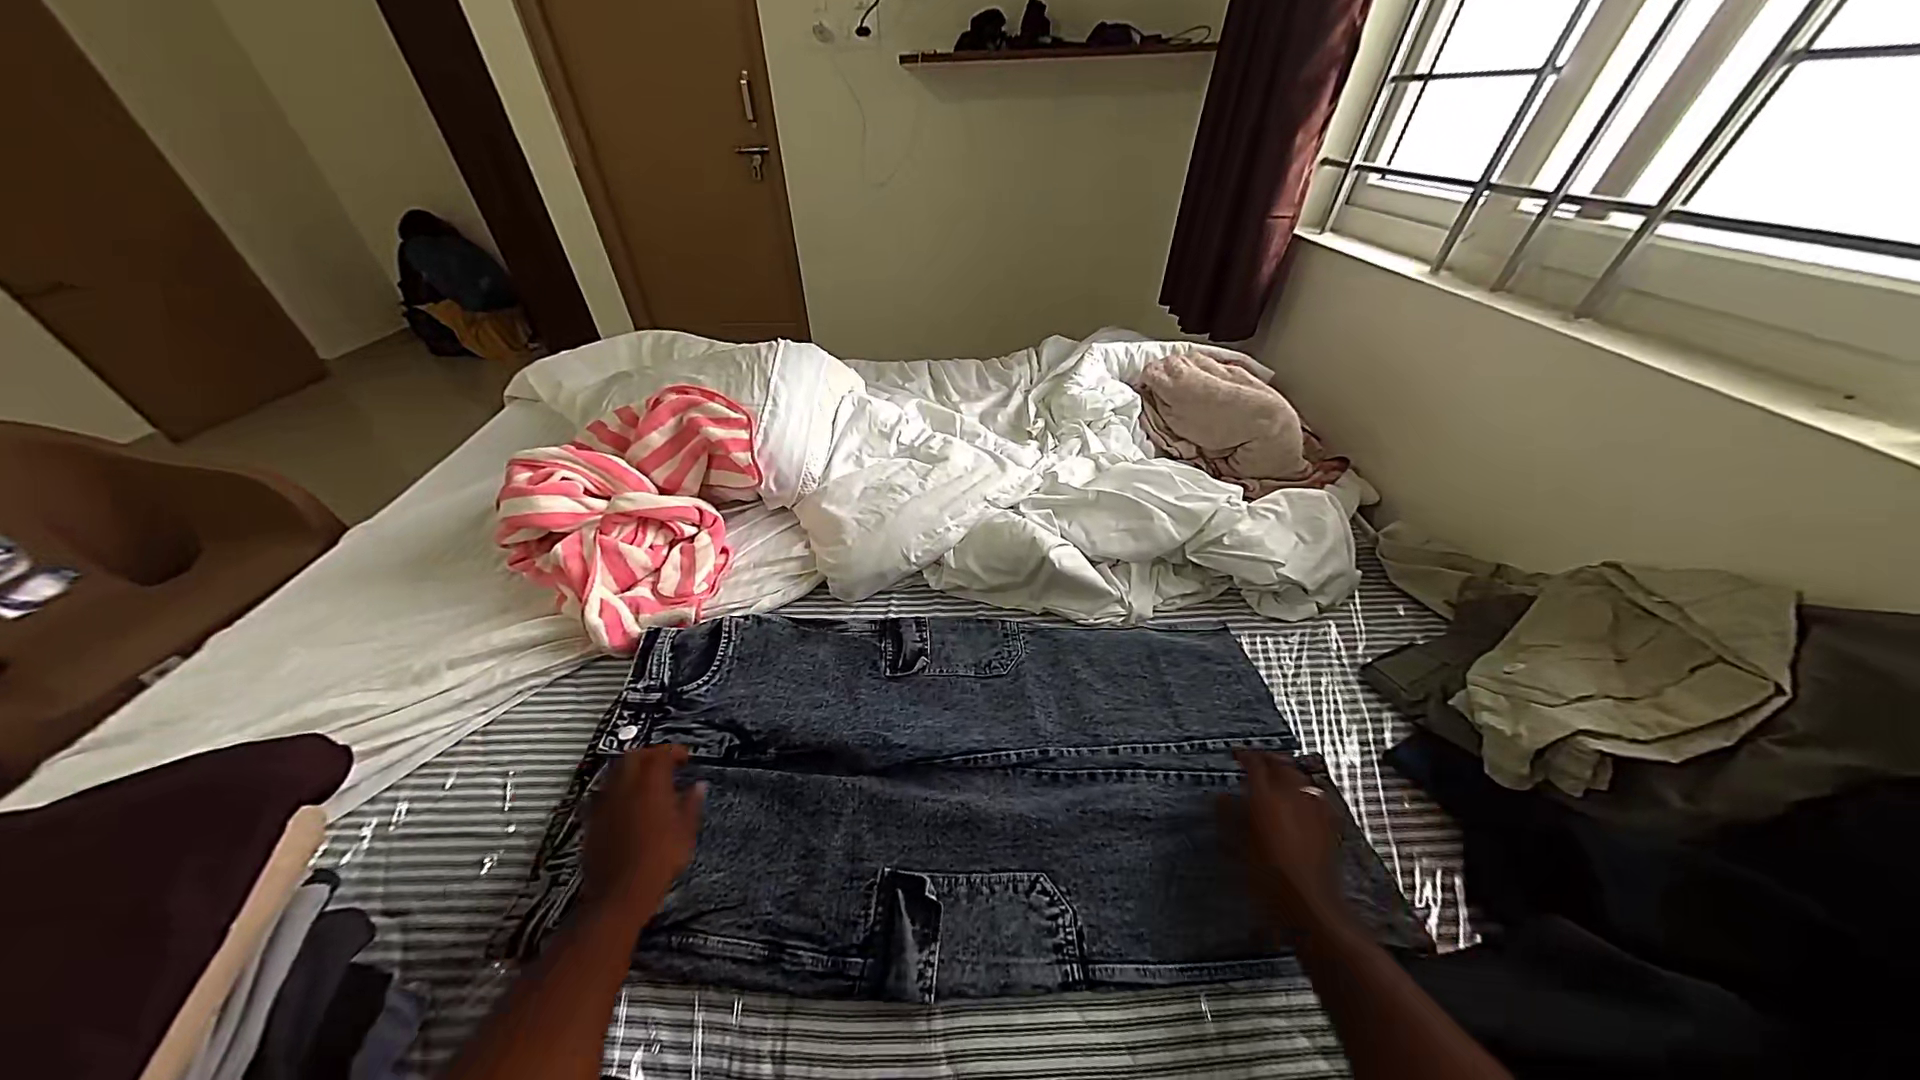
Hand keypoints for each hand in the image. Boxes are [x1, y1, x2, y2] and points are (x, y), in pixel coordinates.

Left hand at [581, 744, 705, 913]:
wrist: (621, 893)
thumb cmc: (658, 860)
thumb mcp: (686, 830)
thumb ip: (692, 803)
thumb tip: (698, 788)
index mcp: (650, 783)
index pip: (661, 753)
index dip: (674, 751)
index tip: (684, 756)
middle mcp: (624, 787)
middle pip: (633, 756)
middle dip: (649, 754)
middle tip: (663, 761)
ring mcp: (604, 804)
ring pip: (615, 773)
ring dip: (630, 770)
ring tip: (645, 780)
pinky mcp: (592, 821)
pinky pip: (603, 795)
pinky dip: (616, 792)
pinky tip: (625, 804)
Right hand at [1223, 749, 1350, 936]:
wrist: (1310, 905)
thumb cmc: (1269, 877)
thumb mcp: (1238, 845)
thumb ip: (1229, 816)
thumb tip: (1222, 799)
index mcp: (1266, 798)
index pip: (1254, 764)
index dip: (1244, 755)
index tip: (1237, 754)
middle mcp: (1292, 797)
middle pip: (1281, 764)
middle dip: (1267, 758)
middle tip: (1256, 759)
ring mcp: (1314, 809)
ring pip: (1300, 776)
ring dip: (1287, 769)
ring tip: (1277, 773)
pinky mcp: (1329, 824)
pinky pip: (1316, 795)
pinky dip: (1306, 789)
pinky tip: (1302, 796)